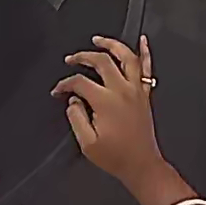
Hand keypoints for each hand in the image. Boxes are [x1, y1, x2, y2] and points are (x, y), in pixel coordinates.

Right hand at [53, 36, 183, 204]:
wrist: (142, 165)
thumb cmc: (115, 156)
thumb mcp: (87, 142)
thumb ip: (76, 117)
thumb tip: (73, 99)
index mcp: (106, 101)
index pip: (80, 82)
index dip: (65, 84)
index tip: (58, 91)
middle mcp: (122, 90)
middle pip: (101, 61)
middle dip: (82, 56)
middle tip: (71, 59)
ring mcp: (137, 90)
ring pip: (126, 56)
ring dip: (111, 44)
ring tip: (98, 39)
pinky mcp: (145, 94)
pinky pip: (147, 68)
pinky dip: (146, 52)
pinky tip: (143, 40)